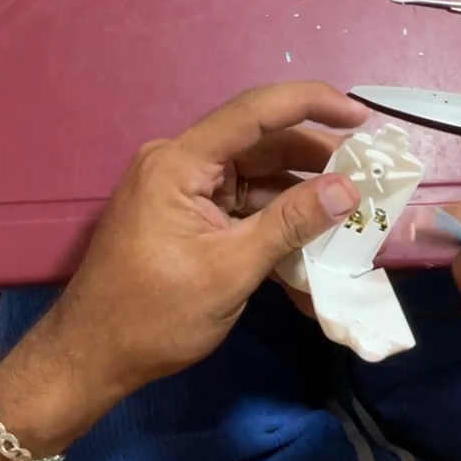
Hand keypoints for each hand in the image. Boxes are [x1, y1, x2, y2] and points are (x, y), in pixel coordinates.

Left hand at [0, 83, 367, 446]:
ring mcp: (183, 191)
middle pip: (260, 146)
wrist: (92, 357)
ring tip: (350, 218)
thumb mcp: (231, 269)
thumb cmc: (155, 315)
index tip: (360, 115)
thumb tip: (348, 189)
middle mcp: (181, 163)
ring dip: (299, 201)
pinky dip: (275, 227)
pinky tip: (312, 254)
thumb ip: (290, 223)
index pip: (254, 112)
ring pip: (256, 180)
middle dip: (314, 162)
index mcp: (180, 162)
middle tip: (367, 178)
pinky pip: (241, 208)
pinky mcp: (188, 217)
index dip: (311, 103)